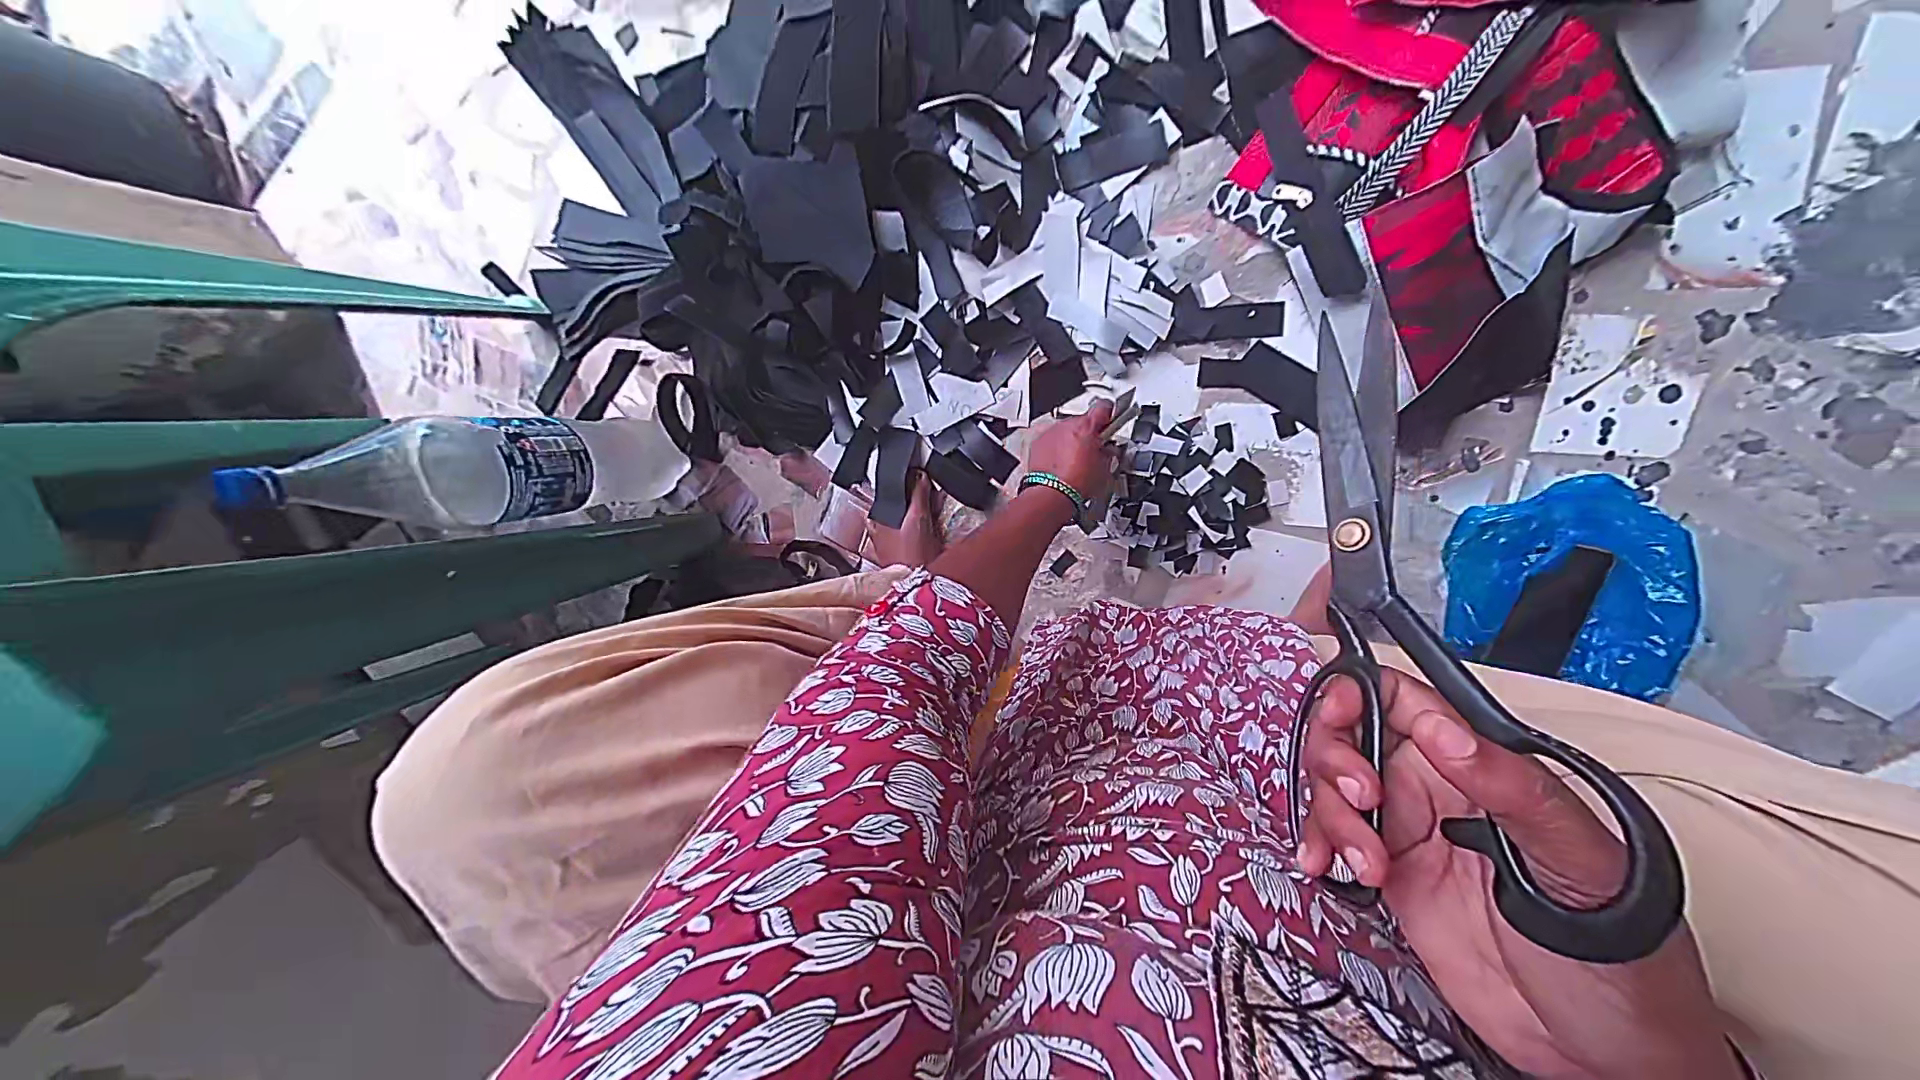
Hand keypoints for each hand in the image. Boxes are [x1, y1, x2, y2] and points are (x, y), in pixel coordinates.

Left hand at [1024, 400, 1116, 504]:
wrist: (1051, 494)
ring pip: (1066, 430)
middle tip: (1093, 451)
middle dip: (1089, 434)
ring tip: (1075, 461)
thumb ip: (1109, 452)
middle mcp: (1066, 425)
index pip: (1104, 407)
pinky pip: (1051, 440)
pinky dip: (1056, 448)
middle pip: (1083, 421)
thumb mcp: (1105, 468)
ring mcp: (1051, 433)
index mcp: (1086, 426)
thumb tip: (1109, 450)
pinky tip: (1062, 464)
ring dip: (1072, 441)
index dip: (1109, 414)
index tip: (1110, 421)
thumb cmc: (1075, 483)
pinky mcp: (1038, 443)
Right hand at [1298, 666, 1739, 1078]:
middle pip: (1350, 733)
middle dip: (1335, 757)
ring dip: (1330, 815)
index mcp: (1482, 766)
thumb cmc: (1624, 956)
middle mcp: (1436, 787)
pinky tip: (1324, 865)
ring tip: (1368, 861)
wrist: (1606, 1057)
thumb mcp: (1583, 864)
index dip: (1359, 691)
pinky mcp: (1384, 869)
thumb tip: (1445, 733)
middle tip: (1360, 796)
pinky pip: (1328, 836)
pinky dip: (1315, 844)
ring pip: (1331, 785)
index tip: (1341, 713)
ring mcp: (1406, 829)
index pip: (1404, 699)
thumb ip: (1513, 789)